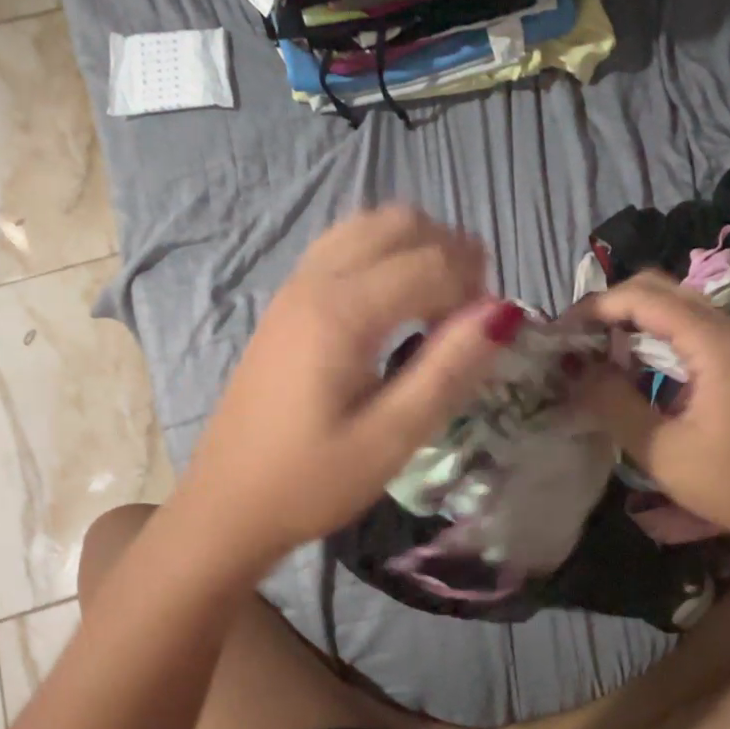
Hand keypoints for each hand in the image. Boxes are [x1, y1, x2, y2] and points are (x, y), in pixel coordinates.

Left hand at [172, 205, 524, 568]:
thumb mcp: (390, 439)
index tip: (488, 337)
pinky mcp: (286, 304)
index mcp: (342, 313)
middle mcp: (315, 281)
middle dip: (449, 253)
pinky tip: (394, 306)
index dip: (475, 288)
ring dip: (415, 248)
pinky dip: (383, 256)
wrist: (226, 506)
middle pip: (399, 222)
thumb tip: (503, 312)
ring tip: (437, 304)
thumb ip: (447, 370)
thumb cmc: (311, 482)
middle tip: (469, 313)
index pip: (431, 261)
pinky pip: (343, 246)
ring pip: (367, 225)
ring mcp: (294, 287)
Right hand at [572, 272, 729, 541]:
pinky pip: (692, 326)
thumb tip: (577, 371)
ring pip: (678, 304)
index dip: (597, 306)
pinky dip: (657, 332)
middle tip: (577, 336)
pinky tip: (635, 363)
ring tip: (598, 347)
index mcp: (715, 345)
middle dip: (613, 304)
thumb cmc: (729, 483)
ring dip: (635, 316)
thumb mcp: (660, 449)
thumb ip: (614, 404)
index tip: (562, 331)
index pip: (645, 298)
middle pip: (663, 289)